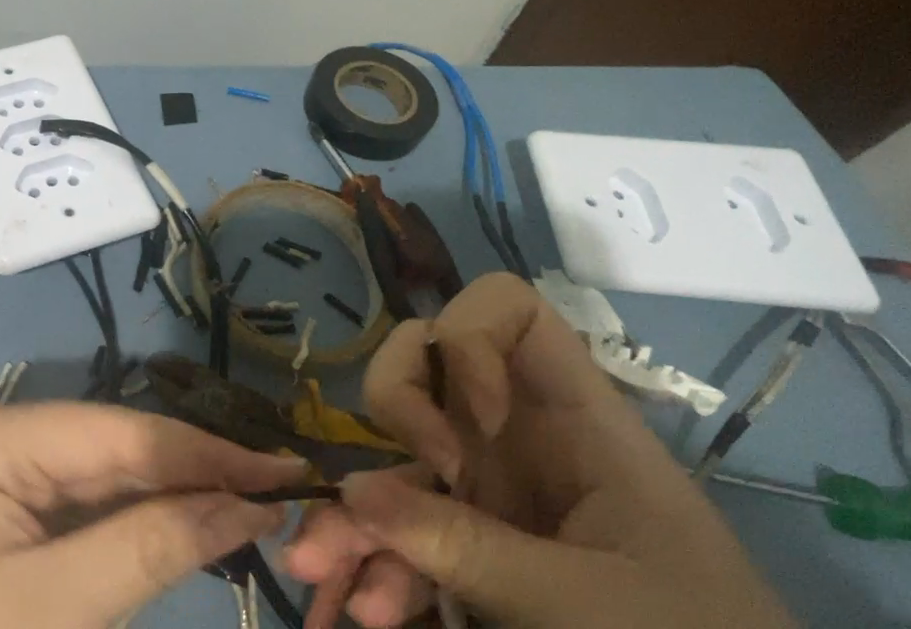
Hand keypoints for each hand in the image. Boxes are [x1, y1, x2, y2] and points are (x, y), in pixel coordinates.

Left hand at [0, 401, 307, 628]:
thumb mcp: (57, 607)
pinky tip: (194, 522)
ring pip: (110, 472)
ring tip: (256, 504)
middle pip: (118, 445)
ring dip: (178, 492)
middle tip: (283, 489)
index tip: (287, 470)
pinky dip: (143, 517)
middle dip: (198, 469)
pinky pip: (90, 502)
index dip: (209, 453)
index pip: (124, 432)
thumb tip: (248, 505)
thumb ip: (151, 546)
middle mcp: (2, 434)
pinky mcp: (11, 508)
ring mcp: (5, 470)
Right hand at [285, 274, 794, 628]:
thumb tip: (350, 488)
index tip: (476, 416)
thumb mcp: (588, 604)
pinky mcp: (470, 549)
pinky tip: (358, 611)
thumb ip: (468, 547)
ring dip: (353, 512)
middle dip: (395, 406)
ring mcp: (490, 491)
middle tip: (416, 469)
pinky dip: (370, 564)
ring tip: (321, 577)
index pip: (509, 312)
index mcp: (576, 421)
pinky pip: (400, 528)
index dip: (469, 336)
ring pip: (397, 455)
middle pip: (426, 360)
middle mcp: (520, 437)